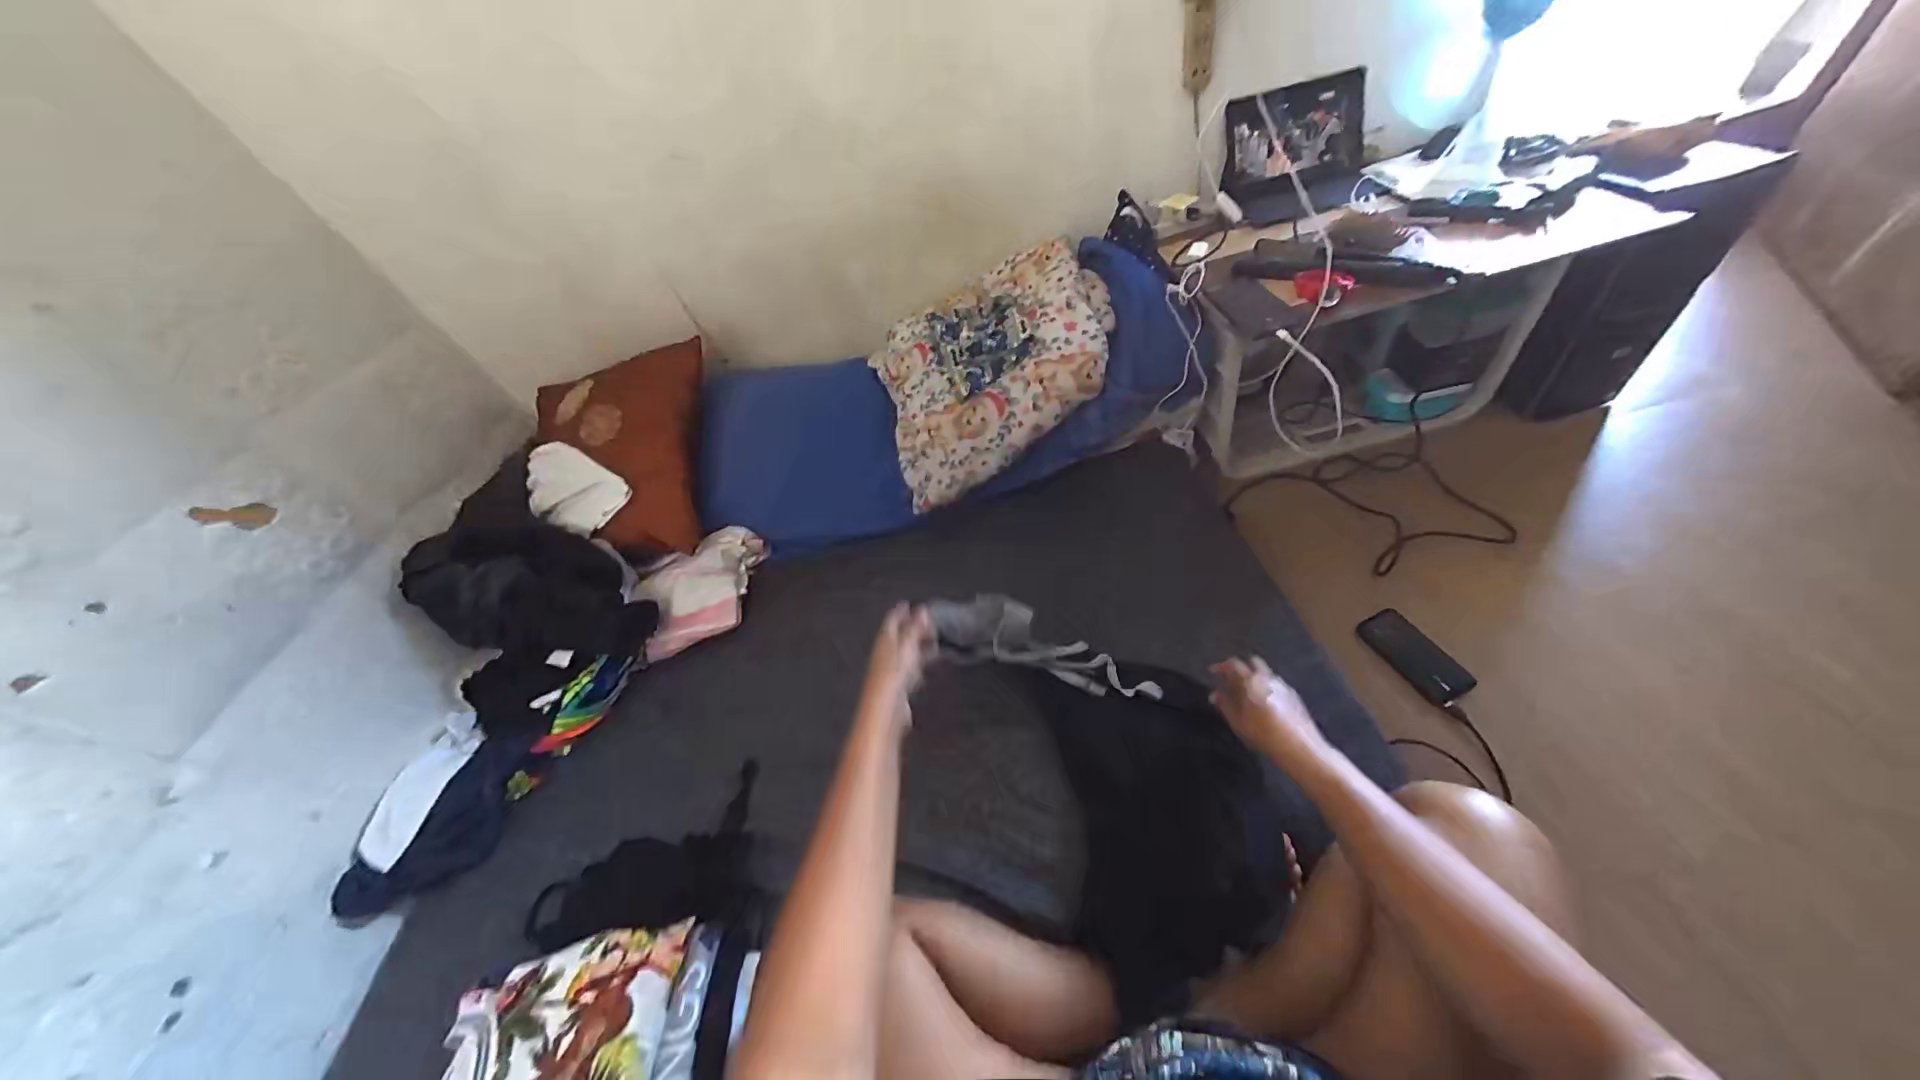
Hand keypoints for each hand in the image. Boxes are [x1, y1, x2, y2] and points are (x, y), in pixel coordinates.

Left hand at [860, 603, 933, 726]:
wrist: (886, 708)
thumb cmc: (893, 675)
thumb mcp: (907, 646)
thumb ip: (914, 628)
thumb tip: (922, 610)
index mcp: (885, 641)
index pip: (891, 621)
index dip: (900, 612)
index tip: (907, 604)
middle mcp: (886, 653)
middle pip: (899, 636)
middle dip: (910, 627)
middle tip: (924, 621)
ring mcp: (891, 669)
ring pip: (906, 652)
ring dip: (917, 645)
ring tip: (931, 640)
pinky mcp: (897, 684)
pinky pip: (909, 668)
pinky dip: (918, 663)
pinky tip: (923, 667)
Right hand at [1209, 656, 1332, 769]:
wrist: (1302, 748)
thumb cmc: (1264, 734)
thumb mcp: (1238, 722)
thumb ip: (1225, 705)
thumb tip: (1215, 693)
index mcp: (1251, 681)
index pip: (1233, 664)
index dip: (1221, 666)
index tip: (1213, 672)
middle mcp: (1268, 678)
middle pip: (1253, 662)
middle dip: (1241, 667)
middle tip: (1231, 680)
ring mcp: (1284, 685)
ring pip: (1265, 673)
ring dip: (1254, 677)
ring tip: (1247, 693)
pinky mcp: (1294, 695)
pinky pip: (1276, 683)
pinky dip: (1266, 686)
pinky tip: (1265, 703)